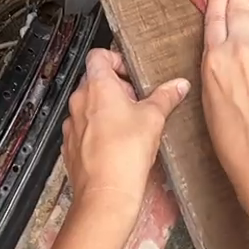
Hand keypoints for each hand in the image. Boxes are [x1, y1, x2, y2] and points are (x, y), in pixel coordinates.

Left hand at [64, 49, 187, 216]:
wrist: (105, 193)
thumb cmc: (124, 154)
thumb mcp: (153, 118)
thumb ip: (166, 97)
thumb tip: (177, 86)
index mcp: (97, 86)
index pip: (98, 55)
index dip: (116, 60)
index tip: (132, 74)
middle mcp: (79, 101)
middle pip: (95, 81)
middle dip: (117, 88)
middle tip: (138, 102)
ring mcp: (72, 123)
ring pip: (89, 106)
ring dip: (107, 110)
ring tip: (130, 126)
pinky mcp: (71, 145)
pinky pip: (84, 129)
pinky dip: (98, 131)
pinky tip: (117, 145)